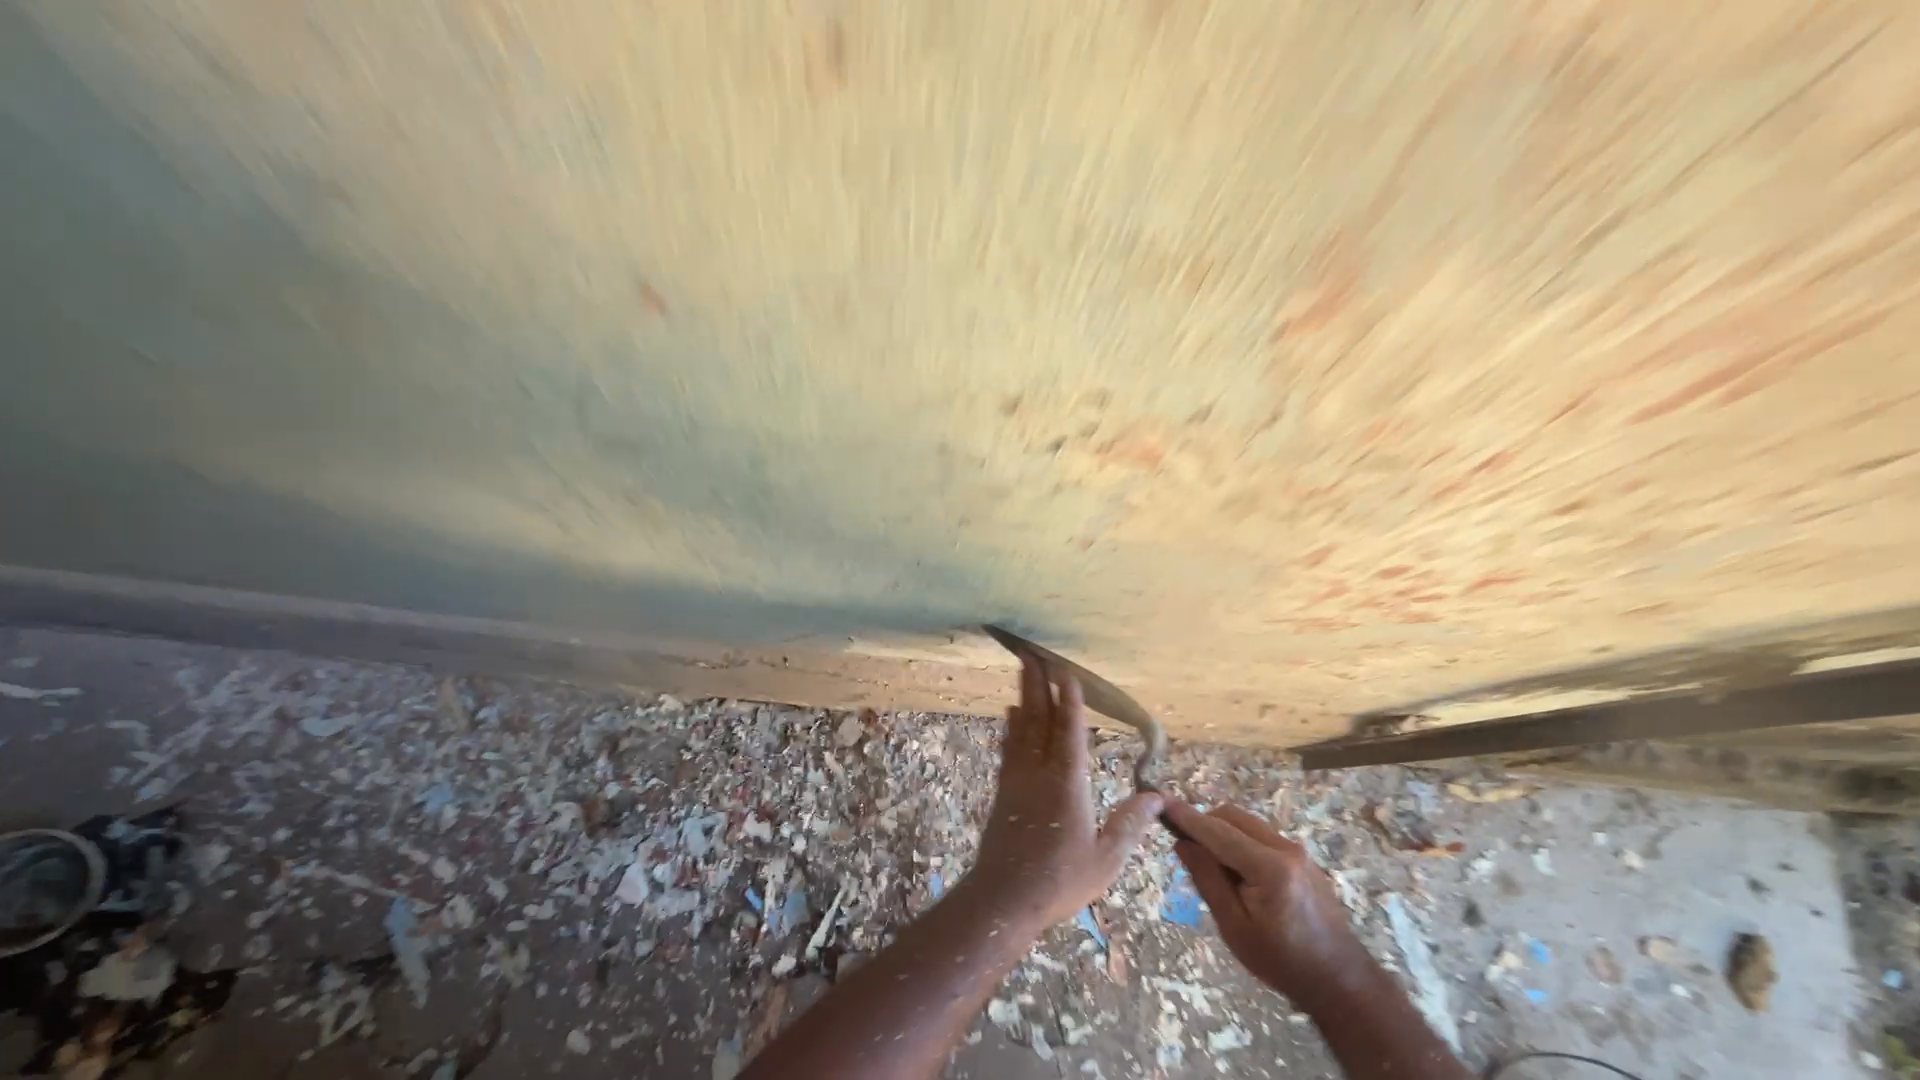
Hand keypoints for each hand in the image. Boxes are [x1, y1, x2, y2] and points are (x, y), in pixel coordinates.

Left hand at [961, 654, 1162, 931]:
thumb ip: (1131, 824)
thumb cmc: (1061, 880)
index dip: (1070, 700)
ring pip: (1021, 727)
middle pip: (1040, 718)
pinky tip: (1009, 714)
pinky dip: (1010, 726)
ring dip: (1024, 696)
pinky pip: (1008, 748)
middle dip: (1039, 683)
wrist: (1004, 899)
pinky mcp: (1004, 791)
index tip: (1067, 671)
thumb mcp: (1106, 857)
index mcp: (1069, 784)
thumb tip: (1158, 797)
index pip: (1070, 732)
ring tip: (1023, 669)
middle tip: (1033, 651)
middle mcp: (1041, 772)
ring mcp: (1018, 780)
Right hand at [1166, 800, 1371, 1006]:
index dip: (1188, 818)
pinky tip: (1237, 876)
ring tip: (1213, 871)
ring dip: (1223, 834)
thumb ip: (1208, 880)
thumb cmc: (1281, 961)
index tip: (1162, 802)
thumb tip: (1183, 843)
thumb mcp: (1234, 927)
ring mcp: (1298, 851)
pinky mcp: (1302, 859)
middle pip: (1233, 817)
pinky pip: (1261, 837)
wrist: (1339, 979)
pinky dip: (1240, 843)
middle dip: (1205, 824)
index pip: (1218, 831)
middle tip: (1186, 851)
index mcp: (1269, 867)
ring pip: (1247, 824)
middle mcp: (1286, 848)